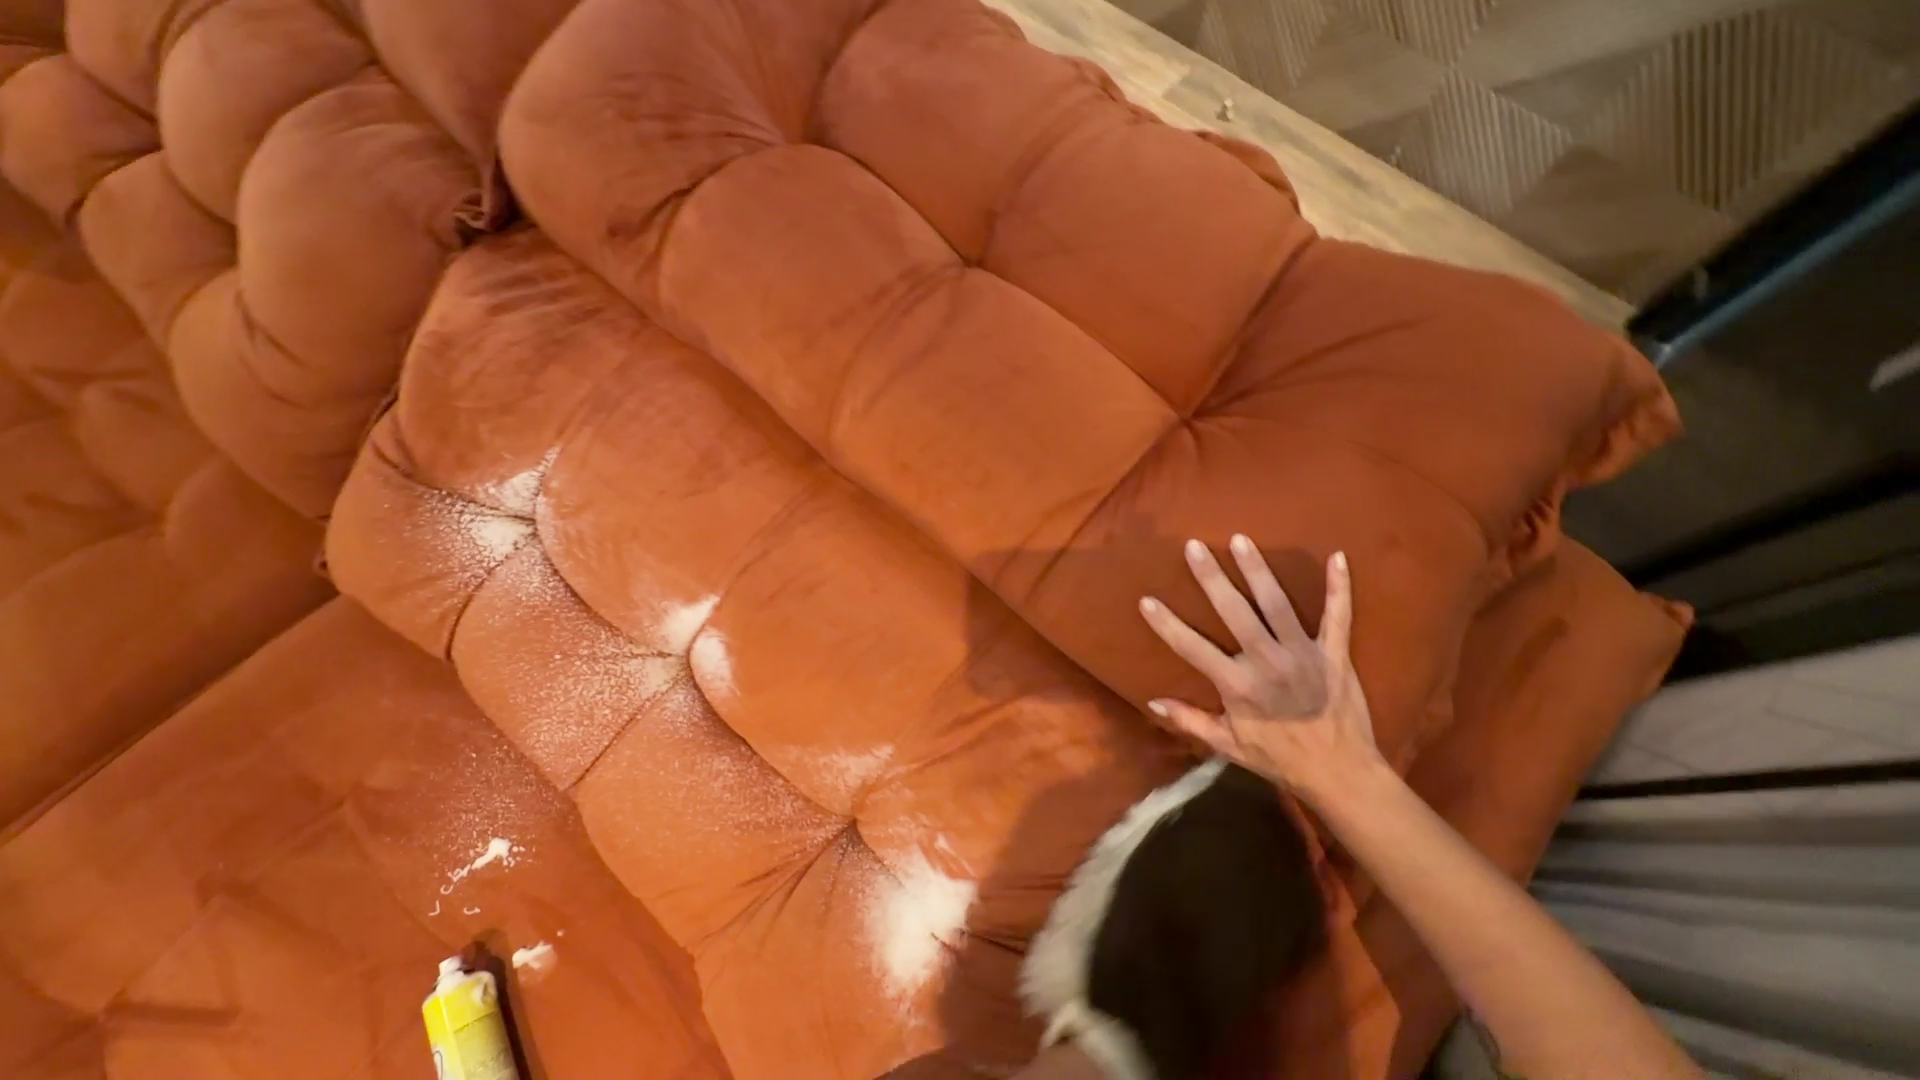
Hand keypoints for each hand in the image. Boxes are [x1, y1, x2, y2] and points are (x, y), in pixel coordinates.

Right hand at [1137, 536, 1380, 801]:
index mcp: (1238, 685)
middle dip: (1212, 577)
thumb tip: (1153, 701)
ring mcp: (1303, 654)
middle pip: (1234, 612)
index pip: (1192, 648)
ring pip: (1277, 604)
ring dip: (1258, 570)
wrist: (1340, 774)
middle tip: (1195, 546)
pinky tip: (1338, 557)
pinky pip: (1339, 616)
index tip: (1147, 600)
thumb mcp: (1229, 745)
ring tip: (1241, 540)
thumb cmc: (1280, 760)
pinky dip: (1340, 587)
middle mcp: (1267, 662)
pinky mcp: (1335, 654)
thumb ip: (1191, 720)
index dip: (1167, 624)